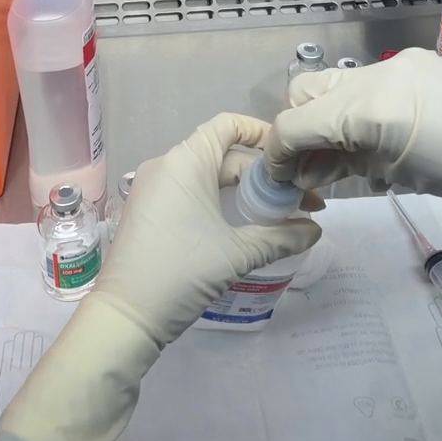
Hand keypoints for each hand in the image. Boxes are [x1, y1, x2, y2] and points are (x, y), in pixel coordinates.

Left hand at [0, 115, 319, 440]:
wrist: (125, 315)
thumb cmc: (181, 272)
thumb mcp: (237, 254)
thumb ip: (281, 237)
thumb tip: (315, 231)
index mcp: (186, 161)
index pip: (229, 125)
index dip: (261, 132)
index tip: (290, 157)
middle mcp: (168, 164)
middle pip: (223, 153)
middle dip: (261, 174)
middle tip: (298, 200)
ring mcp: (154, 185)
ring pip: (208, 173)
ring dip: (241, 188)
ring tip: (277, 211)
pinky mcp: (149, 207)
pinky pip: (190, 188)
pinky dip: (218, 197)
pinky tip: (242, 221)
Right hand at [264, 47, 441, 216]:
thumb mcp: (396, 174)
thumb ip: (344, 162)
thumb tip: (309, 167)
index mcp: (369, 107)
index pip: (296, 123)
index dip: (279, 153)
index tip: (280, 178)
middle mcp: (375, 74)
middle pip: (306, 92)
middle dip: (299, 127)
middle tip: (312, 165)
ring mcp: (397, 64)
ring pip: (336, 85)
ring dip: (327, 118)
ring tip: (343, 157)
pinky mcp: (416, 64)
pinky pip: (367, 82)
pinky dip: (357, 108)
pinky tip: (375, 137)